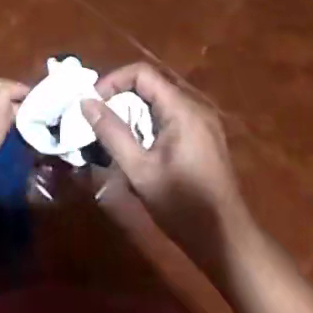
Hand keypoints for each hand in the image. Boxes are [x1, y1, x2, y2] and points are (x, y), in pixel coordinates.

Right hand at [82, 64, 246, 255]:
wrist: (226, 239)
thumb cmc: (182, 204)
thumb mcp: (140, 170)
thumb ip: (112, 132)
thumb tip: (86, 102)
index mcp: (182, 110)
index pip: (142, 73)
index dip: (112, 81)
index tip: (91, 103)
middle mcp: (195, 109)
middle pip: (150, 87)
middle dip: (119, 99)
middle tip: (95, 122)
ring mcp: (202, 124)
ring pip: (158, 104)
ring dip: (132, 114)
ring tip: (109, 137)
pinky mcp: (203, 140)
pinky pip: (169, 120)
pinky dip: (147, 126)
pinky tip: (134, 151)